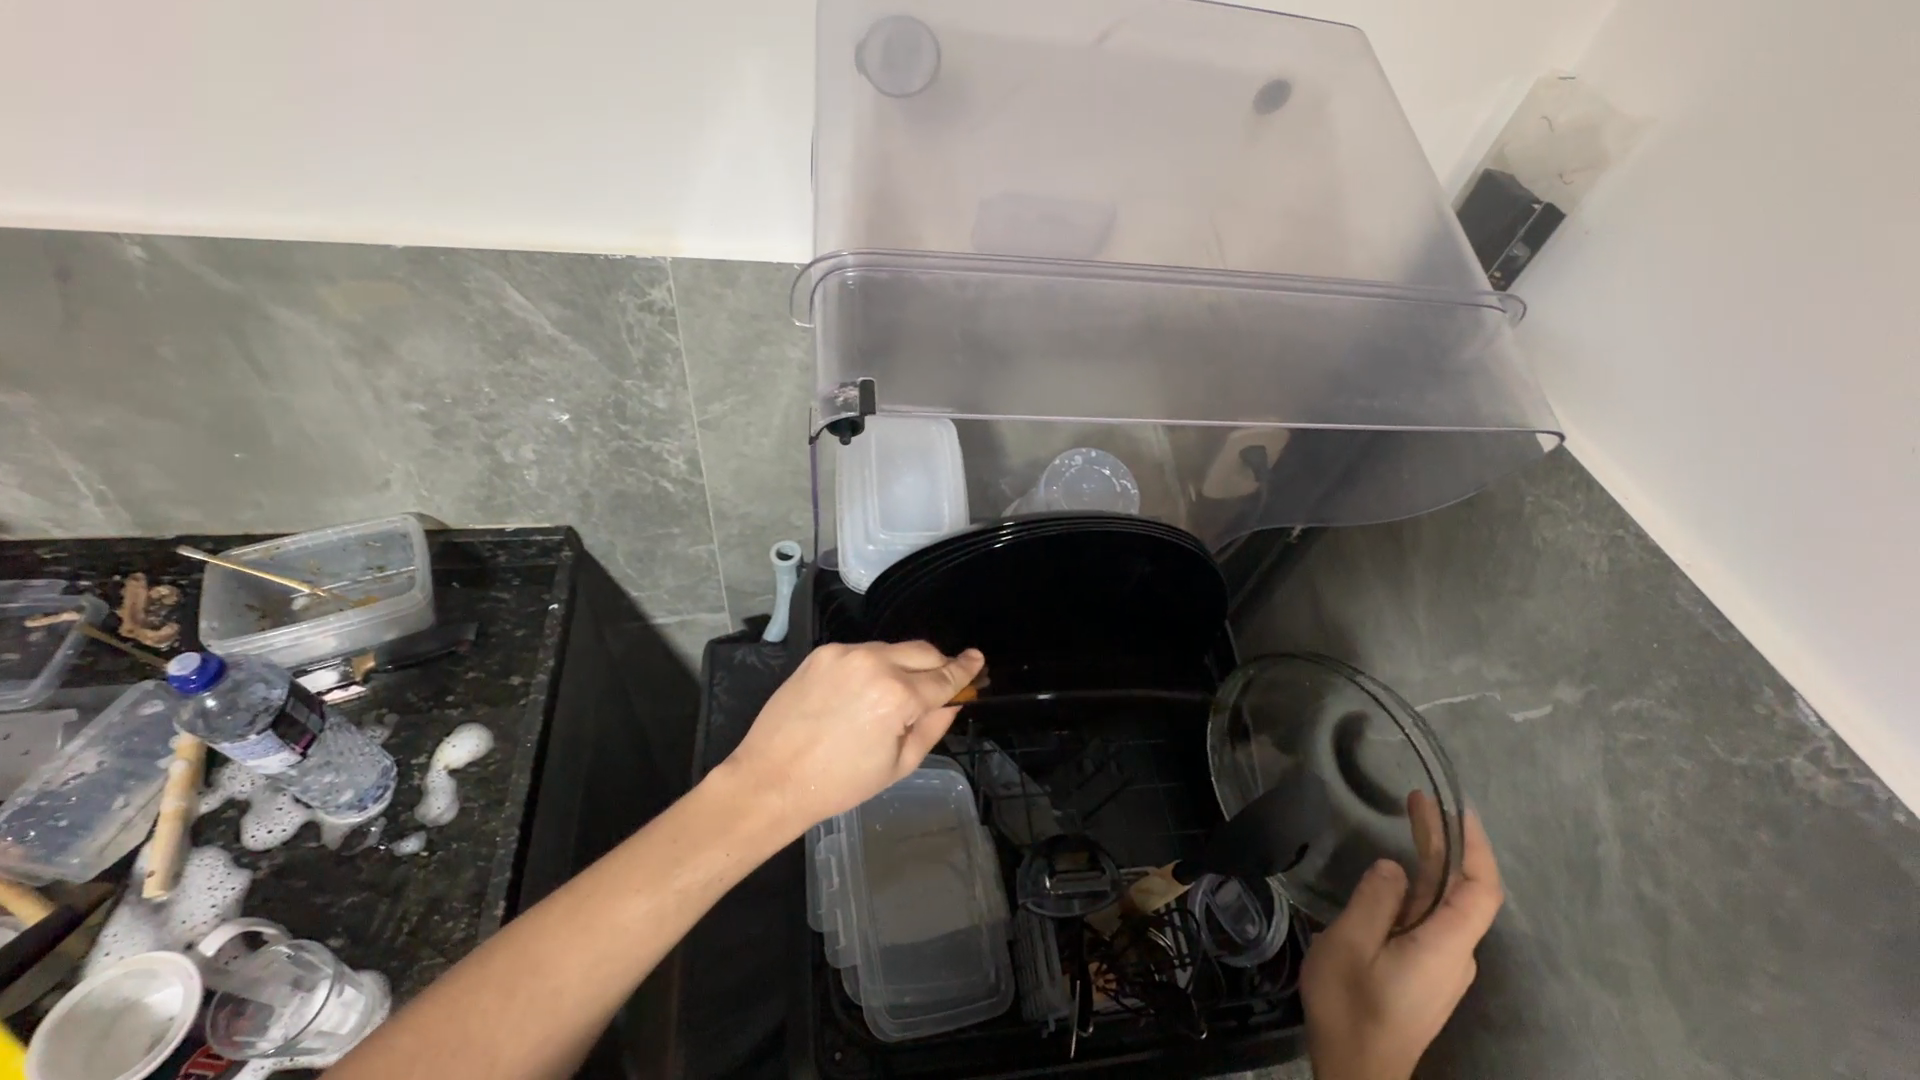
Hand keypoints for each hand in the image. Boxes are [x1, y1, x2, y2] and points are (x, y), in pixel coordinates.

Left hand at [718, 641, 984, 838]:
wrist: (772, 778)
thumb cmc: (839, 783)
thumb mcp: (898, 766)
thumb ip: (932, 728)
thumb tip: (951, 703)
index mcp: (897, 696)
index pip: (944, 677)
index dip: (965, 670)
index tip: (978, 660)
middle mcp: (874, 664)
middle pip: (923, 651)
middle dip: (939, 664)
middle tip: (945, 681)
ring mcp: (844, 655)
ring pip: (892, 649)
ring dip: (905, 665)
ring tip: (897, 695)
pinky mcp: (821, 654)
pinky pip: (862, 653)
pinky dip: (873, 667)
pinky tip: (863, 693)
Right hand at [1301, 793, 1503, 1079]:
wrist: (1358, 1071)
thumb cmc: (1352, 1007)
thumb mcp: (1350, 945)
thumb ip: (1375, 900)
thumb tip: (1395, 867)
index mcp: (1445, 944)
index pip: (1481, 889)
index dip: (1475, 845)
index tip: (1458, 808)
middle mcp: (1456, 954)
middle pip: (1461, 891)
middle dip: (1443, 843)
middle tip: (1414, 801)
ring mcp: (1443, 968)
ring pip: (1443, 906)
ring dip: (1428, 864)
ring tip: (1403, 828)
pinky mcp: (1427, 976)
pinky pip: (1429, 923)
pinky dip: (1417, 890)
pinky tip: (1393, 879)